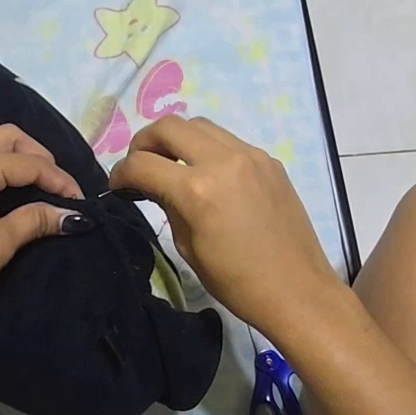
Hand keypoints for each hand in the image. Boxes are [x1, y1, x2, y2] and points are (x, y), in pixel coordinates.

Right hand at [110, 115, 343, 335]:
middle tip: (141, 165)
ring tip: (173, 165)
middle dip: (145, 142)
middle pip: (169, 126)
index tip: (117, 186)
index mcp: (197, 190)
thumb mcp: (189, 248)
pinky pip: (229, 141)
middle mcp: (224, 161)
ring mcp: (251, 156)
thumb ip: (168, 207)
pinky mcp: (270, 161)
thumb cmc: (238, 282)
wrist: (298, 290)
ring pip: (201, 125)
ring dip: (178, 139)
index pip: (143, 164)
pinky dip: (209, 149)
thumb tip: (155, 187)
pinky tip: (209, 176)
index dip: (121, 173)